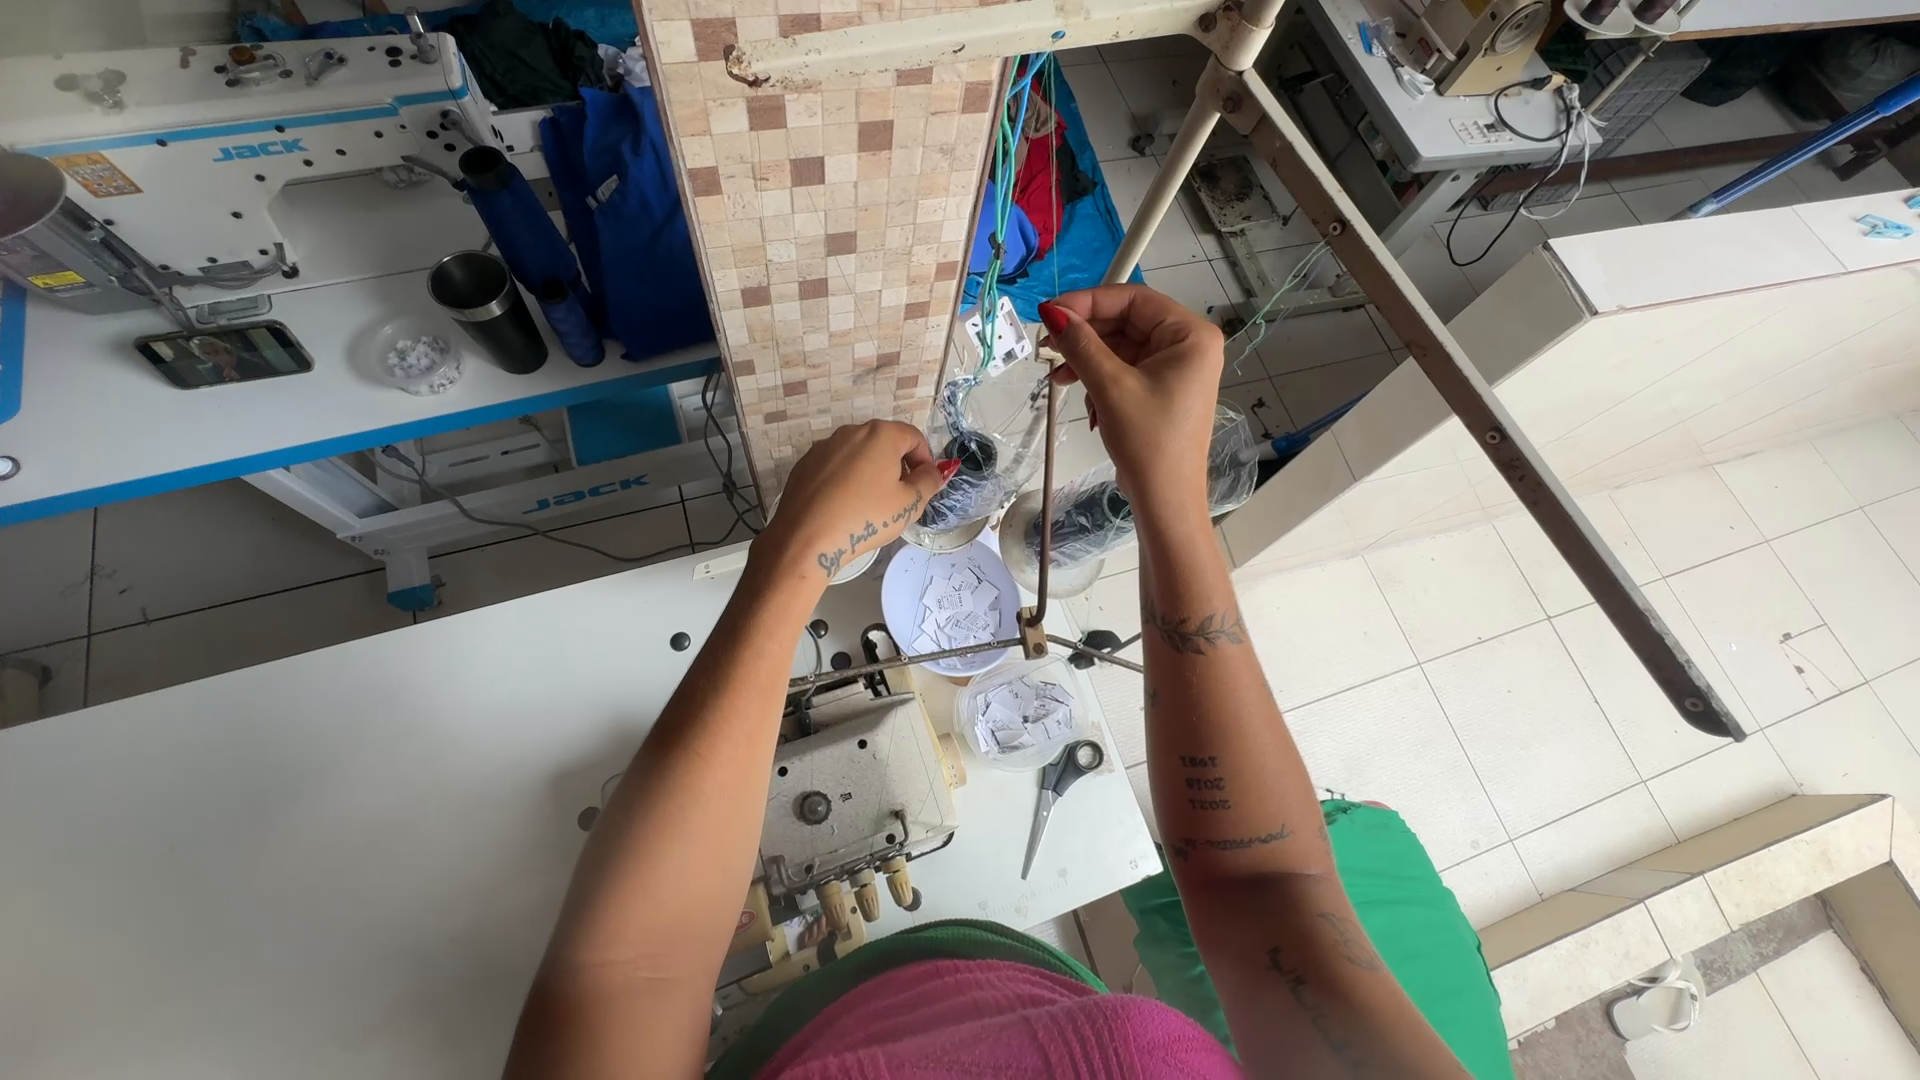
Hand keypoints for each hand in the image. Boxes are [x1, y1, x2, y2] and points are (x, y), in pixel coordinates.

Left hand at [753, 420, 947, 580]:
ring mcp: (824, 446)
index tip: (923, 485)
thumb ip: (929, 481)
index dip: (925, 460)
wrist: (806, 537)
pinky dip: (845, 480)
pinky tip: (843, 506)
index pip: (914, 437)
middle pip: (885, 442)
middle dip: (898, 465)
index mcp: (881, 434)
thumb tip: (933, 471)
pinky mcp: (805, 464)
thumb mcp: (909, 504)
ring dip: (871, 472)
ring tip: (869, 504)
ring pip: (858, 454)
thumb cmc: (865, 518)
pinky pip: (835, 466)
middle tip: (898, 497)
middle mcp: (850, 431)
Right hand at [1039, 286, 1224, 515]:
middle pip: (1126, 322)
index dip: (1089, 302)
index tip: (1051, 312)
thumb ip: (1081, 345)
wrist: (1165, 498)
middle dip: (1085, 335)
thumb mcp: (1110, 387)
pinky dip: (1098, 378)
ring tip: (1059, 377)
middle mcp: (1187, 346)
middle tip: (1048, 345)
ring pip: (1120, 347)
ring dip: (1087, 359)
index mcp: (1190, 336)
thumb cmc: (1148, 442)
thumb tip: (1052, 313)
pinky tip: (1081, 395)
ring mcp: (1175, 369)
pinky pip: (1123, 369)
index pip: (1134, 299)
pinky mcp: (1160, 390)